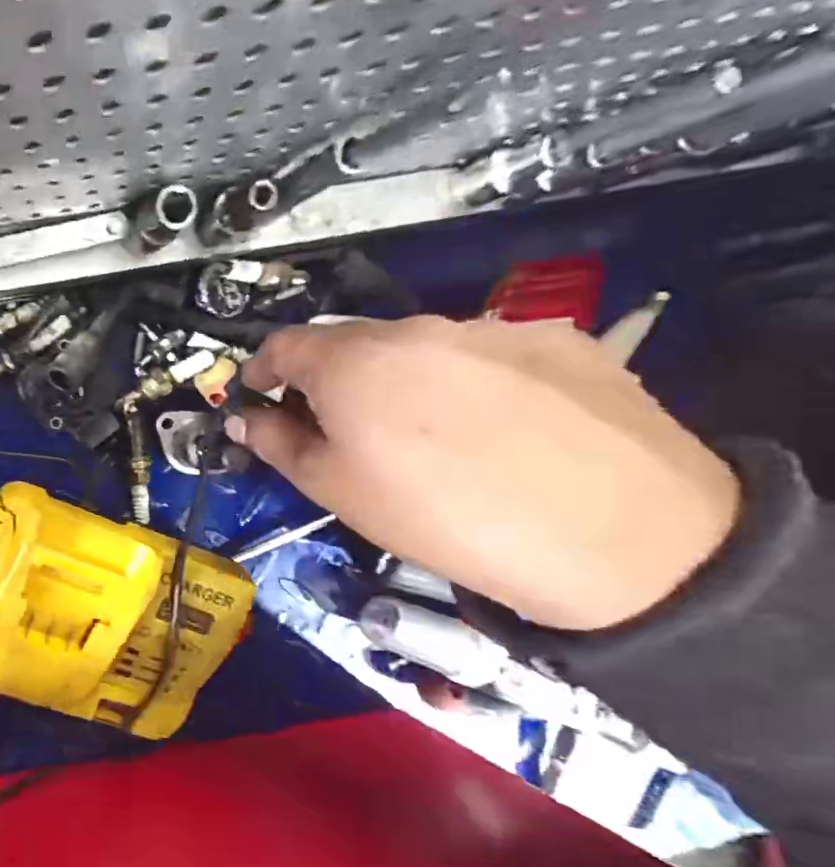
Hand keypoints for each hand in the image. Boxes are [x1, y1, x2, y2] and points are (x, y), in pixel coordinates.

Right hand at [228, 316, 738, 630]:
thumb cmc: (437, 514)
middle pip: (353, 343)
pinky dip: (465, 382)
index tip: (261, 396)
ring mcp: (494, 330)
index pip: (283, 344)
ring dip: (399, 379)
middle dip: (332, 379)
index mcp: (353, 361)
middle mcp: (418, 329)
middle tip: (339, 430)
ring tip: (424, 436)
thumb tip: (249, 418)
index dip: (261, 370)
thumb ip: (277, 443)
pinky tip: (493, 429)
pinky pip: (485, 355)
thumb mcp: (332, 488)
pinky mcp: (561, 343)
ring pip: (420, 349)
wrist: (617, 537)